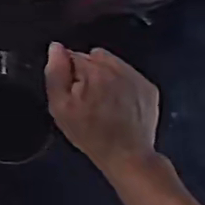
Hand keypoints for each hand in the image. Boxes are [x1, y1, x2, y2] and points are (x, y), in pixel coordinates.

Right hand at [44, 43, 159, 172]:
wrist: (126, 156)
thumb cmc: (90, 134)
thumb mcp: (60, 107)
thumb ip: (55, 73)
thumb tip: (56, 48)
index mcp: (93, 71)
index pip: (72, 56)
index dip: (68, 75)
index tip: (72, 94)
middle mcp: (117, 68)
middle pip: (93, 57)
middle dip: (86, 73)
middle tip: (86, 100)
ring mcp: (136, 77)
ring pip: (112, 64)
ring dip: (105, 76)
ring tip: (103, 103)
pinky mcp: (149, 88)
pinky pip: (129, 76)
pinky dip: (122, 85)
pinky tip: (119, 105)